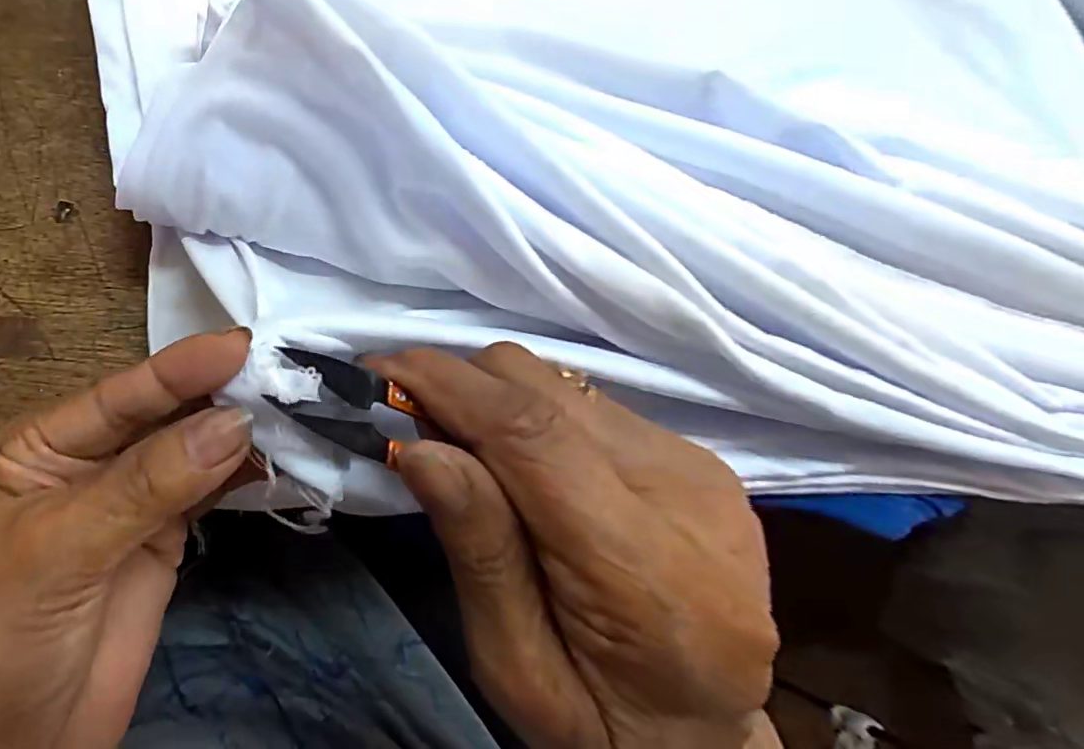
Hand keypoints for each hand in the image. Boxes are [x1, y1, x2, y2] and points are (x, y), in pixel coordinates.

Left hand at [0, 329, 254, 748]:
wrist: (16, 746)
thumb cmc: (7, 636)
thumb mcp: (64, 549)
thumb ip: (146, 484)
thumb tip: (231, 424)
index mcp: (45, 443)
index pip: (119, 394)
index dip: (179, 368)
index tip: (239, 345)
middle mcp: (92, 456)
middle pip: (163, 412)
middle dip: (216, 390)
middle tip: (278, 369)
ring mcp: (134, 493)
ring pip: (193, 444)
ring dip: (238, 427)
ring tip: (289, 403)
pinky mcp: (167, 531)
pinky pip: (212, 487)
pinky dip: (245, 470)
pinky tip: (277, 453)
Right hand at [368, 343, 779, 748]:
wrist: (706, 737)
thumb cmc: (599, 723)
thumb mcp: (516, 669)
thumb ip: (477, 552)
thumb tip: (418, 447)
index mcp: (645, 571)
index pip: (532, 435)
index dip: (447, 387)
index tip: (377, 372)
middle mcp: (682, 495)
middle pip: (539, 387)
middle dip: (457, 387)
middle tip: (408, 422)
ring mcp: (693, 465)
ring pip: (554, 380)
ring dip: (490, 397)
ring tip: (462, 446)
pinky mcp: (689, 453)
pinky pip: (579, 398)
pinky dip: (526, 411)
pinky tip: (518, 461)